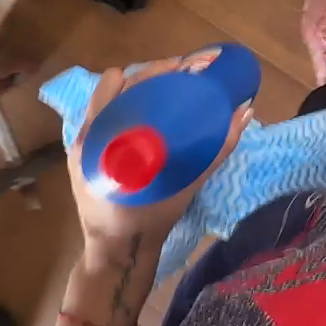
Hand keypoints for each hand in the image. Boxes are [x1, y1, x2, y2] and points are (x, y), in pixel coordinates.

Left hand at [68, 49, 253, 271]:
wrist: (118, 257)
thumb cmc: (150, 219)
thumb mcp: (185, 184)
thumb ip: (216, 148)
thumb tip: (245, 112)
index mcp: (101, 136)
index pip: (119, 82)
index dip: (152, 70)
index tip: (180, 69)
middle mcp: (85, 135)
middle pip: (113, 87)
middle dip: (146, 78)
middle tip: (179, 79)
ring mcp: (80, 147)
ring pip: (106, 102)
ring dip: (133, 93)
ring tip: (164, 94)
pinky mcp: (81, 159)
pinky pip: (102, 121)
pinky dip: (124, 112)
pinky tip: (147, 118)